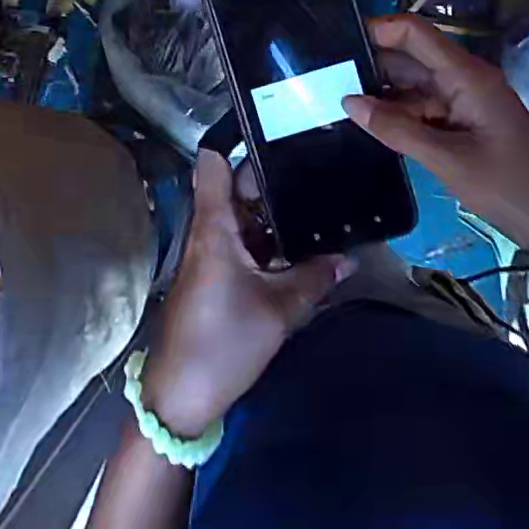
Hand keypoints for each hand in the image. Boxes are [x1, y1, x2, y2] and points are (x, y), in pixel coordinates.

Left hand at [141, 151, 355, 437]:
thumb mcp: (277, 310)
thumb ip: (314, 278)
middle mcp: (209, 230)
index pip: (215, 163)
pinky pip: (244, 243)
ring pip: (244, 218)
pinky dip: (268, 240)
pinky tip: (300, 245)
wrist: (179, 397)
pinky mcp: (216, 275)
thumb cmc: (223, 342)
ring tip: (318, 202)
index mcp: (214, 226)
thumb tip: (349, 258)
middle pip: (237, 188)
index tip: (277, 131)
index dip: (239, 141)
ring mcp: (211, 253)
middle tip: (317, 169)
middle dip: (273, 180)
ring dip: (274, 214)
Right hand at [343, 15, 528, 249]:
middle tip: (324, 76)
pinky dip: (397, 116)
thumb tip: (348, 101)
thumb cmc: (512, 187)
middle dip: (371, 63)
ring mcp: (464, 103)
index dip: (376, 29)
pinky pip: (423, 111)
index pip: (413, 33)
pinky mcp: (464, 125)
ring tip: (335, 100)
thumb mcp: (448, 160)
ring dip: (381, 94)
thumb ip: (396, 129)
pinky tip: (368, 127)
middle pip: (409, 58)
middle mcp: (463, 80)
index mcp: (465, 75)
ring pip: (412, 87)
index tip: (335, 39)